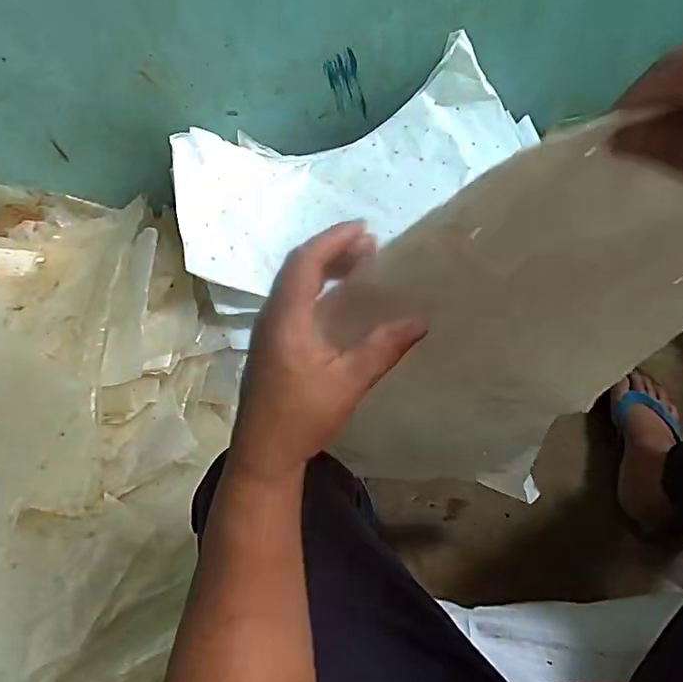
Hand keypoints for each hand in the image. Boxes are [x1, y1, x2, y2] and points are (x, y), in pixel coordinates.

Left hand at [230, 222, 427, 480]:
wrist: (262, 452)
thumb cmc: (302, 418)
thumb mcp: (348, 384)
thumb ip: (382, 349)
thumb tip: (420, 321)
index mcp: (286, 318)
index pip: (305, 262)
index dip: (333, 240)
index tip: (364, 229)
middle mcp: (271, 315)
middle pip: (297, 266)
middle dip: (332, 249)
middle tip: (369, 244)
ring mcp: (267, 327)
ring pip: (293, 281)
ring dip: (324, 266)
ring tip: (359, 262)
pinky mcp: (270, 340)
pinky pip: (292, 297)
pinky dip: (316, 285)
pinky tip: (338, 295)